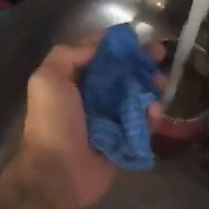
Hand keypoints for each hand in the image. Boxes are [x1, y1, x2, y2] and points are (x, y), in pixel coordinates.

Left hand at [10, 36, 161, 208]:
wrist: (58, 173)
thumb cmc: (53, 122)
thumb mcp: (48, 79)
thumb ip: (69, 55)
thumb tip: (97, 44)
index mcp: (71, 79)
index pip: (97, 53)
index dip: (117, 43)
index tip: (139, 36)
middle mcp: (90, 95)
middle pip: (120, 72)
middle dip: (140, 62)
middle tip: (160, 55)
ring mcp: (108, 118)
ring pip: (135, 95)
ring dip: (149, 86)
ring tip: (161, 83)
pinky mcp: (123, 139)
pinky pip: (141, 122)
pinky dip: (151, 114)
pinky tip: (156, 110)